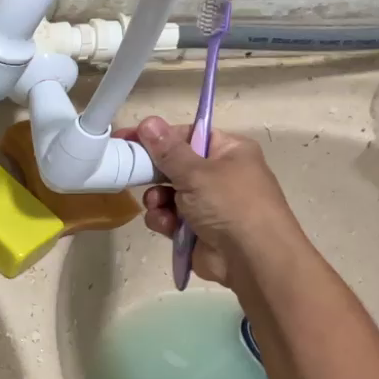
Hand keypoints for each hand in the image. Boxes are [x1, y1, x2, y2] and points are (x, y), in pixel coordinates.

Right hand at [114, 116, 303, 287]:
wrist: (251, 257)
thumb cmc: (230, 204)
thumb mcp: (197, 172)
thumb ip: (168, 150)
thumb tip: (148, 121)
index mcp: (227, 151)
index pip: (186, 135)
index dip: (156, 136)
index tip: (127, 138)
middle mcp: (218, 173)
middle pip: (173, 165)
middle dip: (154, 173)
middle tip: (132, 172)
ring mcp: (206, 202)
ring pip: (166, 193)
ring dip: (157, 200)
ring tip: (158, 206)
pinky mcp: (194, 227)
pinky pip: (168, 217)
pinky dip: (163, 220)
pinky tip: (168, 226)